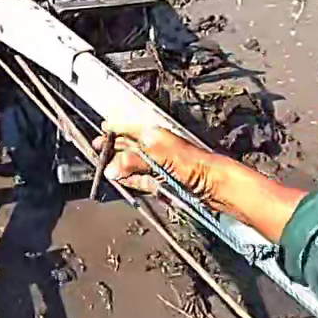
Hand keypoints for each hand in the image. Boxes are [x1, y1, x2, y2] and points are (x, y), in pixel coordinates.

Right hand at [94, 119, 226, 203]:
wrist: (219, 188)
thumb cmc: (202, 167)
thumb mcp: (166, 159)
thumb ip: (138, 160)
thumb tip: (113, 166)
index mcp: (159, 137)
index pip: (132, 130)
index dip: (117, 128)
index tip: (104, 128)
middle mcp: (160, 150)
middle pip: (131, 147)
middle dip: (114, 146)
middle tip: (98, 146)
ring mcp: (162, 167)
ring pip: (135, 163)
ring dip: (120, 164)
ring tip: (106, 164)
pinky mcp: (165, 183)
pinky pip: (143, 180)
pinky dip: (132, 179)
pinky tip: (124, 179)